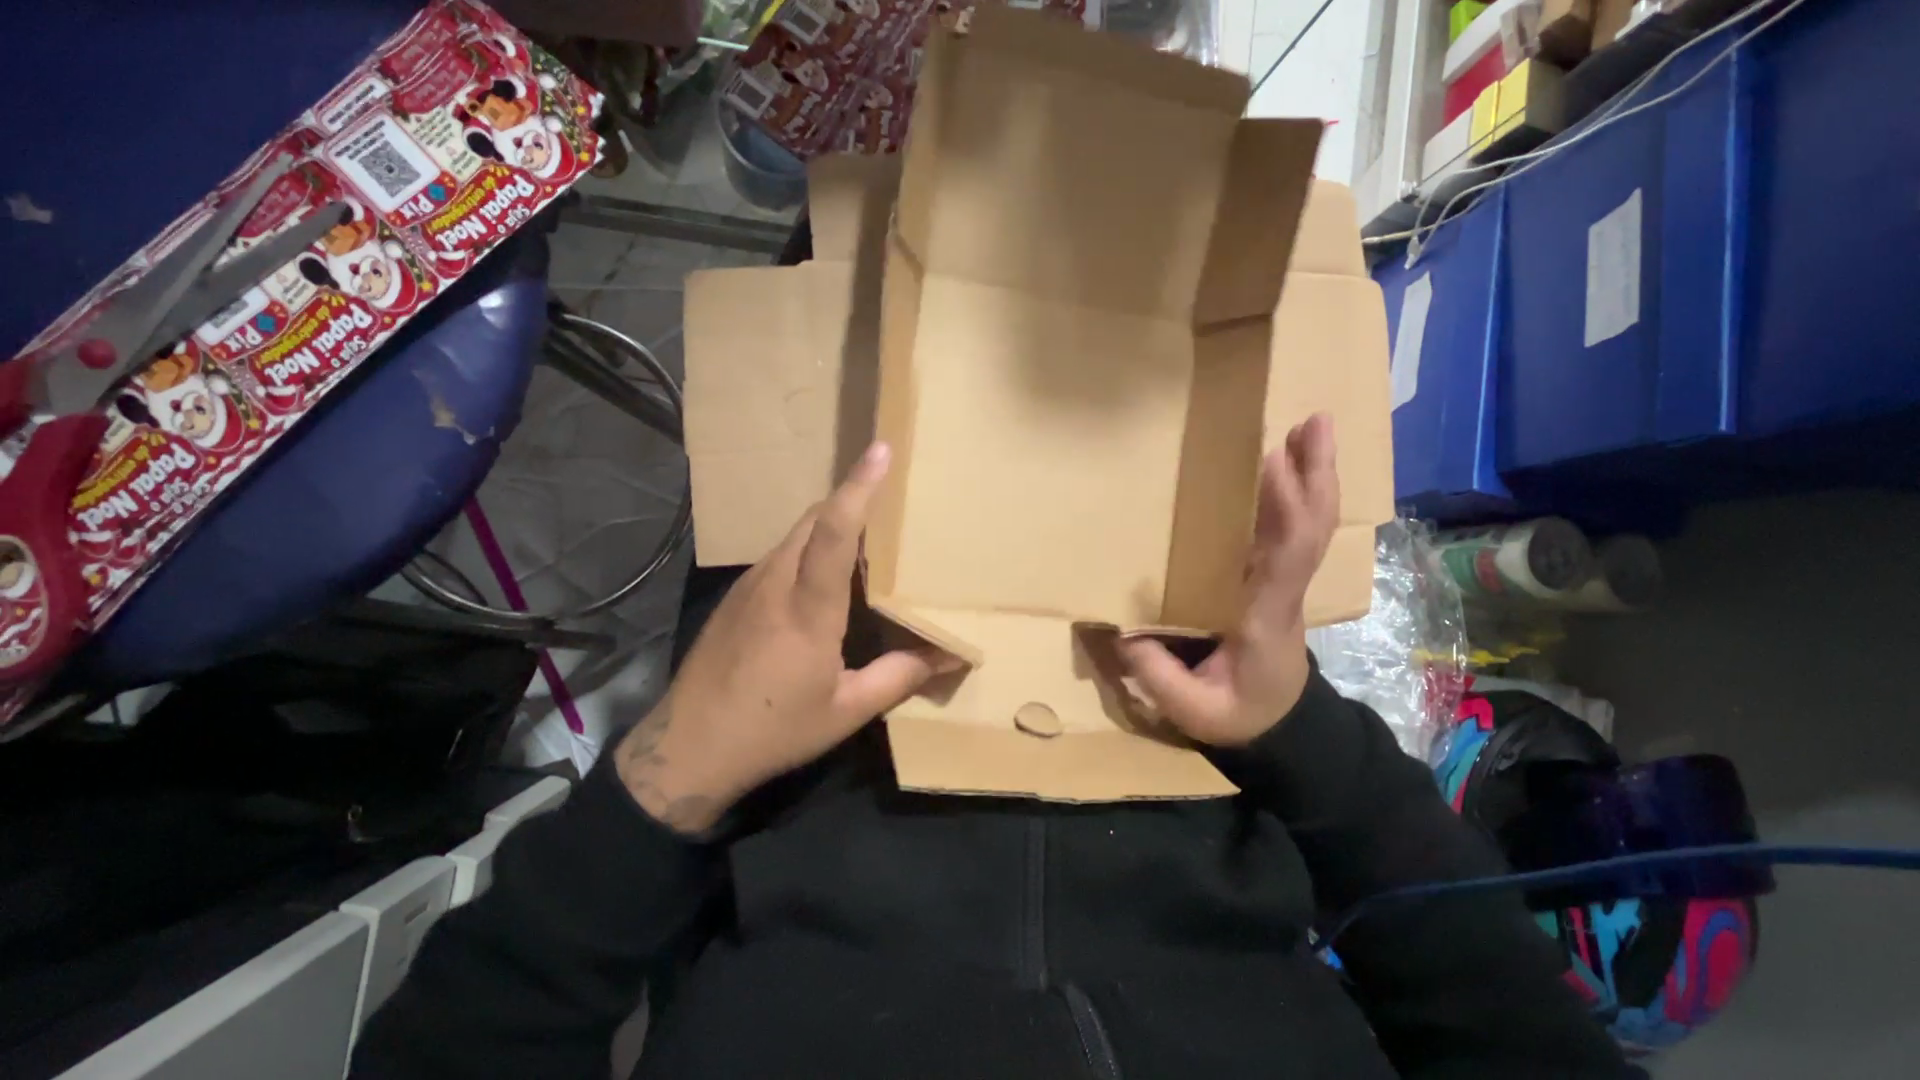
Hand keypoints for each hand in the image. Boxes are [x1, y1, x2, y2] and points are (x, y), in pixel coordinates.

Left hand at [616, 442, 954, 833]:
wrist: (688, 747)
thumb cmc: (772, 730)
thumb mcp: (845, 711)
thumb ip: (898, 676)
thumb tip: (946, 655)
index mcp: (808, 609)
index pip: (834, 532)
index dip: (858, 488)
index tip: (880, 450)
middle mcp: (775, 584)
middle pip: (812, 519)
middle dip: (848, 500)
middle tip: (889, 505)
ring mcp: (748, 587)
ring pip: (793, 535)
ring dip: (827, 527)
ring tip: (864, 546)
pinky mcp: (734, 599)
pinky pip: (778, 557)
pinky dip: (807, 551)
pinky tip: (822, 583)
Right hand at [1121, 413, 1338, 747]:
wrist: (1281, 729)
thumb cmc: (1238, 716)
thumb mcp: (1194, 711)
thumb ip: (1158, 676)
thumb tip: (1123, 629)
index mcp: (1265, 616)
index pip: (1286, 557)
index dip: (1285, 508)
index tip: (1274, 461)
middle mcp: (1283, 591)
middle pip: (1312, 528)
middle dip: (1316, 475)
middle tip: (1312, 421)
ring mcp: (1284, 584)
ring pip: (1309, 524)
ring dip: (1312, 474)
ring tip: (1308, 426)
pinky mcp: (1276, 582)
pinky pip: (1293, 532)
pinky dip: (1296, 493)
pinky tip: (1285, 464)